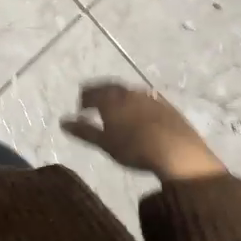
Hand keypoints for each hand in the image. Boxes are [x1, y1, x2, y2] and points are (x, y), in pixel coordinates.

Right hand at [61, 83, 226, 182]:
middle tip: (96, 104)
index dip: (84, 99)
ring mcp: (150, 97)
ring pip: (129, 93)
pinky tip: (141, 115)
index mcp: (111, 98)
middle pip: (110, 88)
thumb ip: (84, 131)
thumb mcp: (105, 143)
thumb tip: (62, 122)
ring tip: (118, 110)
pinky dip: (138, 105)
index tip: (80, 109)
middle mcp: (129, 91)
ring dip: (121, 99)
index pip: (91, 92)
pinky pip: (147, 100)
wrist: (178, 152)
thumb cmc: (135, 148)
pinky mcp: (167, 106)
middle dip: (101, 94)